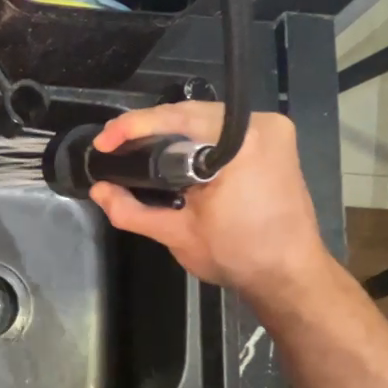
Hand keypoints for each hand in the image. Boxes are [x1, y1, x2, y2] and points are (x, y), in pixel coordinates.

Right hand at [88, 103, 330, 304]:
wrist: (288, 273)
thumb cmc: (237, 255)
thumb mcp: (177, 234)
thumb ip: (132, 210)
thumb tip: (99, 190)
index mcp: (242, 142)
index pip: (177, 118)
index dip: (133, 126)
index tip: (102, 142)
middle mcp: (261, 125)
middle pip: (193, 114)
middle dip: (150, 127)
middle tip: (113, 145)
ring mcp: (272, 131)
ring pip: (208, 120)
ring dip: (171, 133)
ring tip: (134, 150)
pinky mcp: (275, 143)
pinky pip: (224, 132)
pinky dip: (195, 141)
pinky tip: (170, 156)